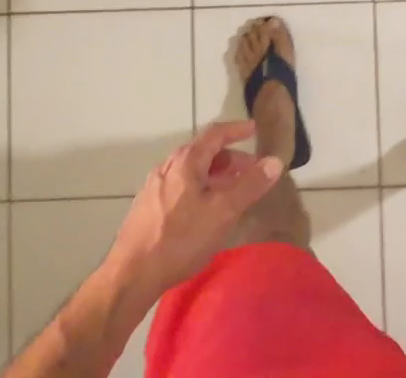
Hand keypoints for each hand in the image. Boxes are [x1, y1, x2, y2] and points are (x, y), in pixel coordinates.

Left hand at [105, 121, 284, 296]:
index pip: (215, 134)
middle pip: (203, 152)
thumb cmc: (180, 239)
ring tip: (232, 193)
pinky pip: (180, 186)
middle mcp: (168, 167)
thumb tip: (275, 161)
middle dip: (230, 159)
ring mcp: (154, 187)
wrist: (130, 275)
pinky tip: (206, 212)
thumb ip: (250, 185)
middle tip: (251, 172)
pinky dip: (200, 188)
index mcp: (186, 161)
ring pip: (191, 171)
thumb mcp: (223, 212)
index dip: (236, 130)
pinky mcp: (148, 207)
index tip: (254, 129)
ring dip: (215, 175)